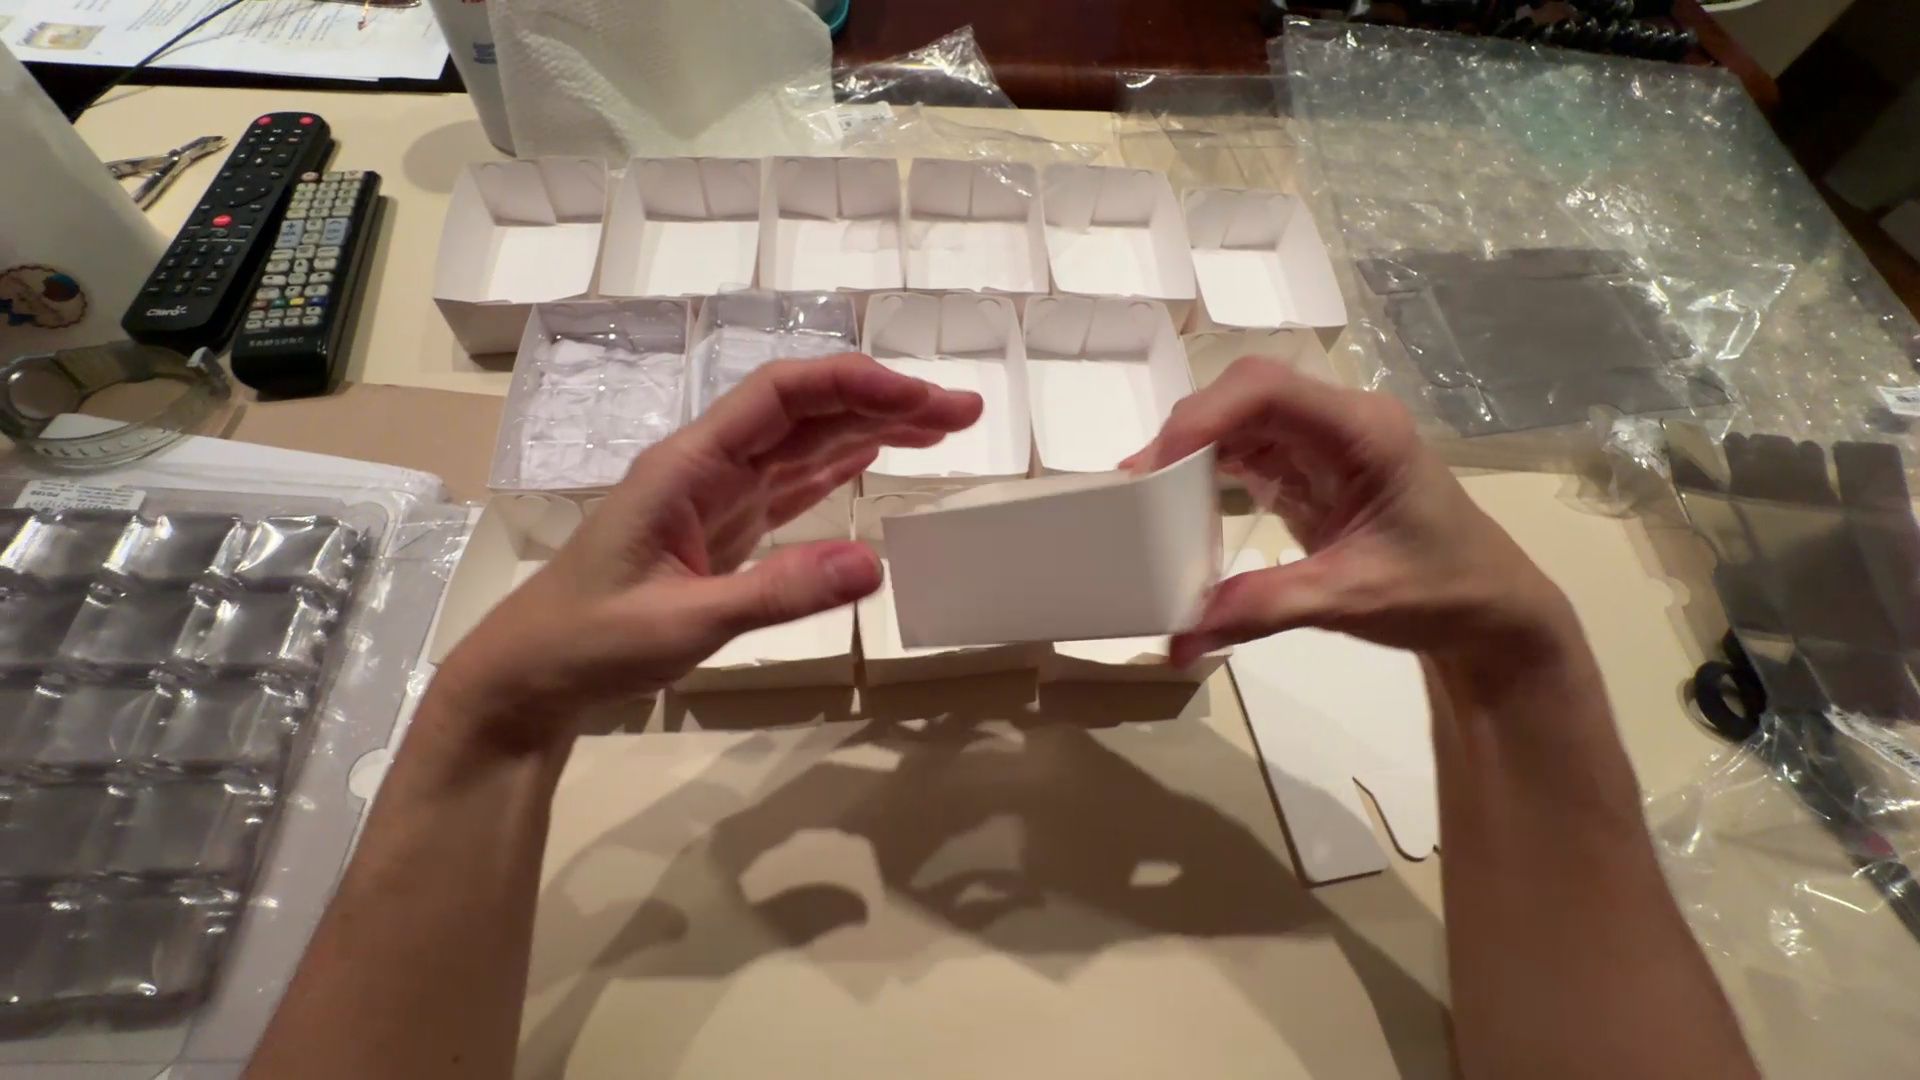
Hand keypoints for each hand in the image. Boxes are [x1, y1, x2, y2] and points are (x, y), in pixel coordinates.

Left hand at [435, 353, 981, 748]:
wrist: (532, 673)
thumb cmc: (591, 641)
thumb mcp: (686, 622)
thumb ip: (778, 592)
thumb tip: (875, 565)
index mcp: (690, 464)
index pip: (782, 396)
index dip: (855, 384)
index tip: (922, 397)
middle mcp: (710, 466)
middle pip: (807, 411)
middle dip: (884, 401)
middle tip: (961, 411)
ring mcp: (719, 496)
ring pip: (806, 444)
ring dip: (872, 429)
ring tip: (938, 428)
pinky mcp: (726, 528)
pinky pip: (792, 484)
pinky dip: (837, 466)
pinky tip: (870, 456)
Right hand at [1127, 357, 1573, 666]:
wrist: (1486, 608)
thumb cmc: (1438, 592)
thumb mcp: (1346, 599)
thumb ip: (1259, 610)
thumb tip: (1177, 641)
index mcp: (1365, 432)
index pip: (1270, 391)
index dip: (1204, 418)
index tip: (1156, 466)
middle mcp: (1341, 420)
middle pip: (1248, 391)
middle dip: (1188, 428)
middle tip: (1140, 480)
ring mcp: (1323, 439)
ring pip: (1240, 413)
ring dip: (1191, 444)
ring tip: (1147, 487)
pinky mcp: (1308, 464)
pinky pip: (1246, 446)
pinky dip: (1206, 464)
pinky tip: (1179, 493)